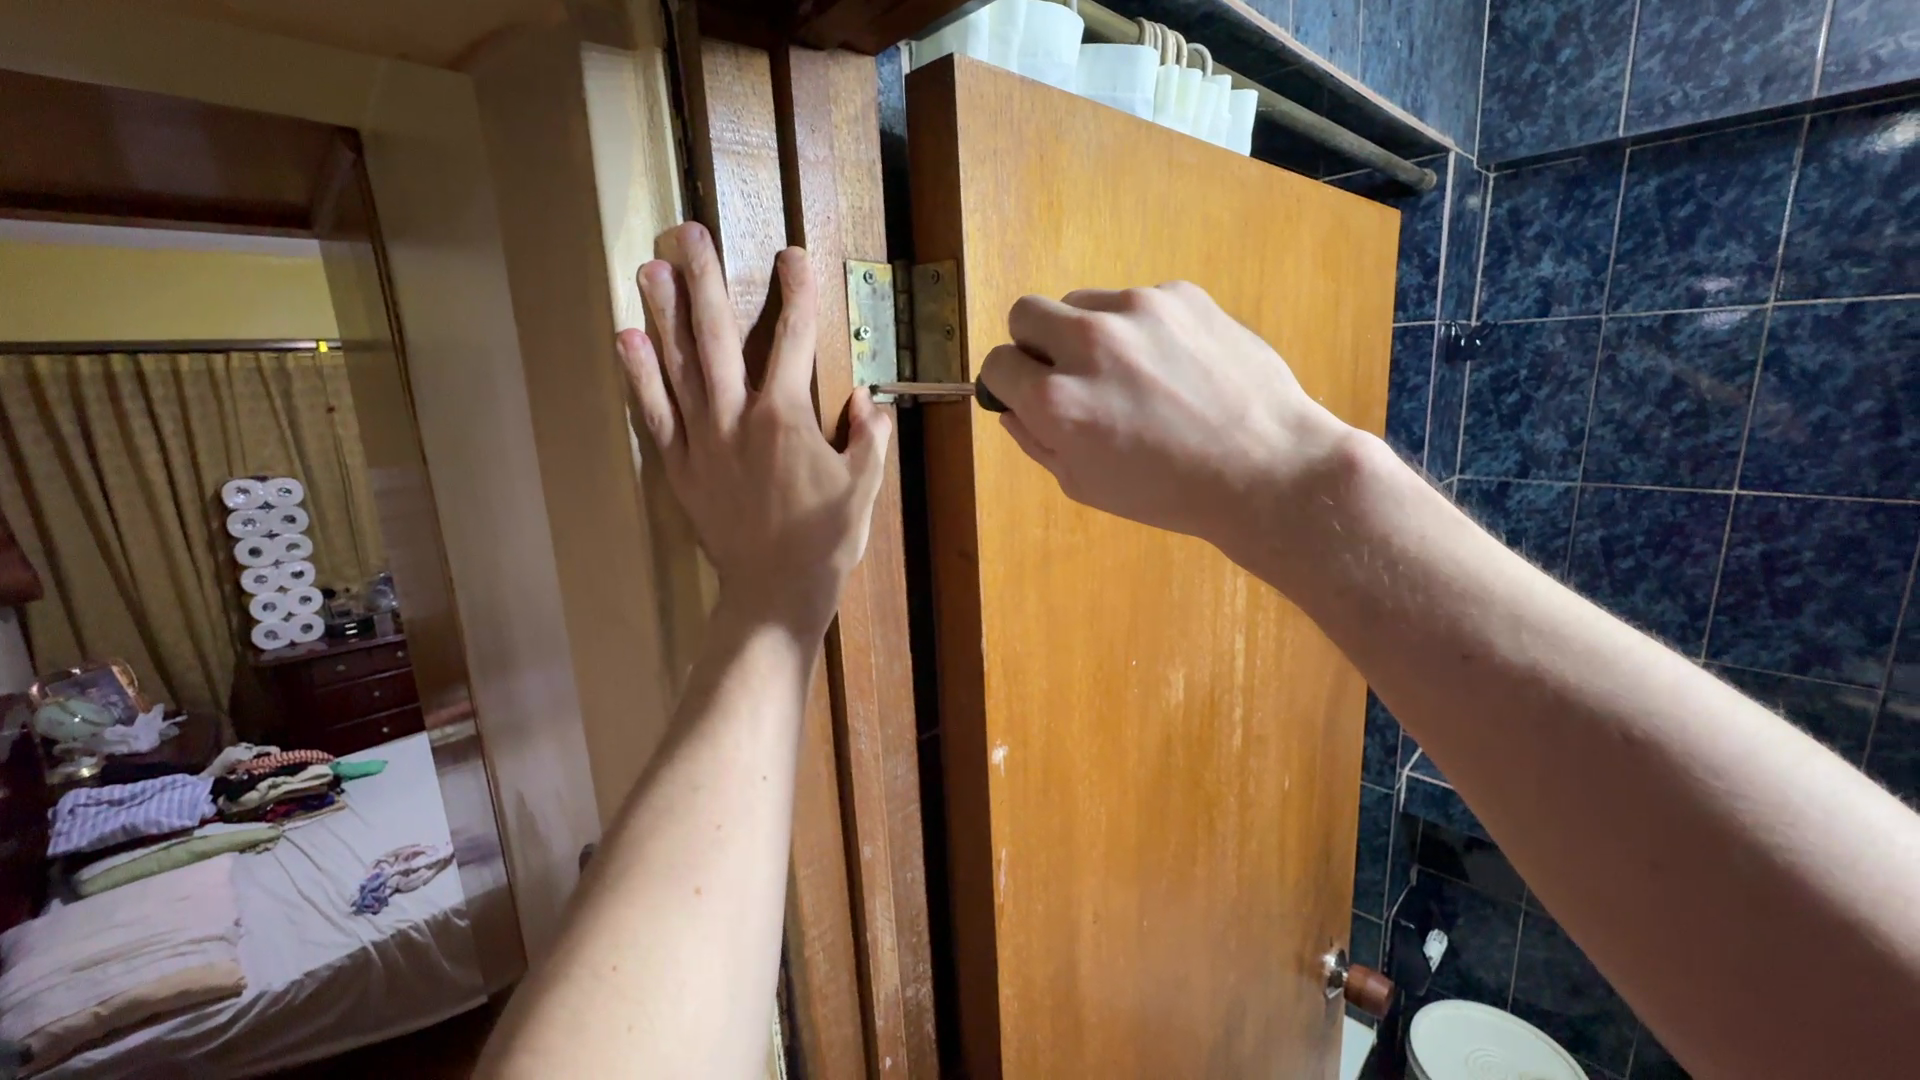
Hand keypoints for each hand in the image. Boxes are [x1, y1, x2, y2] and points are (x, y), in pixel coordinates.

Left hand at [618, 223, 891, 631]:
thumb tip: (865, 399)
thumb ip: (868, 437)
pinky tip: (625, 339)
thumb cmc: (826, 540)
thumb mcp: (864, 487)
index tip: (794, 255)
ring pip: (679, 367)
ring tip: (649, 267)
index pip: (796, 341)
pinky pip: (655, 415)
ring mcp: (702, 440)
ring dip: (663, 315)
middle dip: (707, 282)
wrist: (774, 592)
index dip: (798, 294)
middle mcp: (738, 417)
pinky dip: (639, 377)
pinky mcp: (679, 466)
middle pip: (719, 338)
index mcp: (787, 418)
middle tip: (690, 233)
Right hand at [978, 282, 1354, 550]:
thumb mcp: (1083, 484)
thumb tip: (1010, 405)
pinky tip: (1174, 365)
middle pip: (1025, 312)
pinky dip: (1140, 329)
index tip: (1027, 393)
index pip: (997, 363)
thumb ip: (1035, 439)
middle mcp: (1088, 342)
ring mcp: (1136, 309)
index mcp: (1058, 399)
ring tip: (1133, 374)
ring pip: (1081, 302)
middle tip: (1069, 374)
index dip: (1008, 382)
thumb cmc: (1167, 491)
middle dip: (1035, 343)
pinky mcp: (1180, 293)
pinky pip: (1135, 302)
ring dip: (1088, 333)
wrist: (1265, 466)